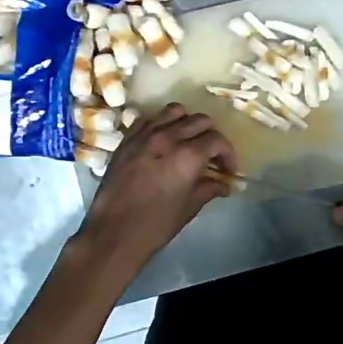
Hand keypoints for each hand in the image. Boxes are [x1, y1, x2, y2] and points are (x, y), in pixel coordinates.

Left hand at [81, 103, 237, 269]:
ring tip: (187, 142)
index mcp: (188, 156)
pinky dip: (161, 124)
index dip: (228, 154)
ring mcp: (144, 135)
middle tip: (210, 157)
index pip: (217, 140)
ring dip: (187, 123)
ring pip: (175, 111)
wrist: (114, 232)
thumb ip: (210, 188)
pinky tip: (163, 142)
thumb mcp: (190, 206)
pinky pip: (149, 119)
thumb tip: (224, 184)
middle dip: (211, 137)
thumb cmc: (157, 224)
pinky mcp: (127, 140)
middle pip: (200, 120)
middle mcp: (168, 137)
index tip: (227, 170)